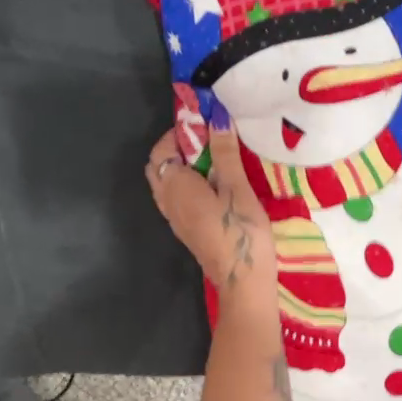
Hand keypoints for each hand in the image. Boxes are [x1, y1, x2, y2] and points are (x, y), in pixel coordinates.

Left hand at [146, 125, 274, 303]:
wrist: (242, 282)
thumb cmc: (240, 232)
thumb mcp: (237, 188)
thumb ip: (225, 153)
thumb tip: (216, 118)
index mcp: (175, 186)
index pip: (163, 149)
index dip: (180, 132)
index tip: (204, 125)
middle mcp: (168, 202)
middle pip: (159, 167)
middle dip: (177, 150)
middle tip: (207, 143)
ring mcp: (175, 220)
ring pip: (167, 185)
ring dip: (182, 169)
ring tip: (212, 163)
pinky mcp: (187, 233)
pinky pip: (177, 200)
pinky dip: (187, 186)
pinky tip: (212, 188)